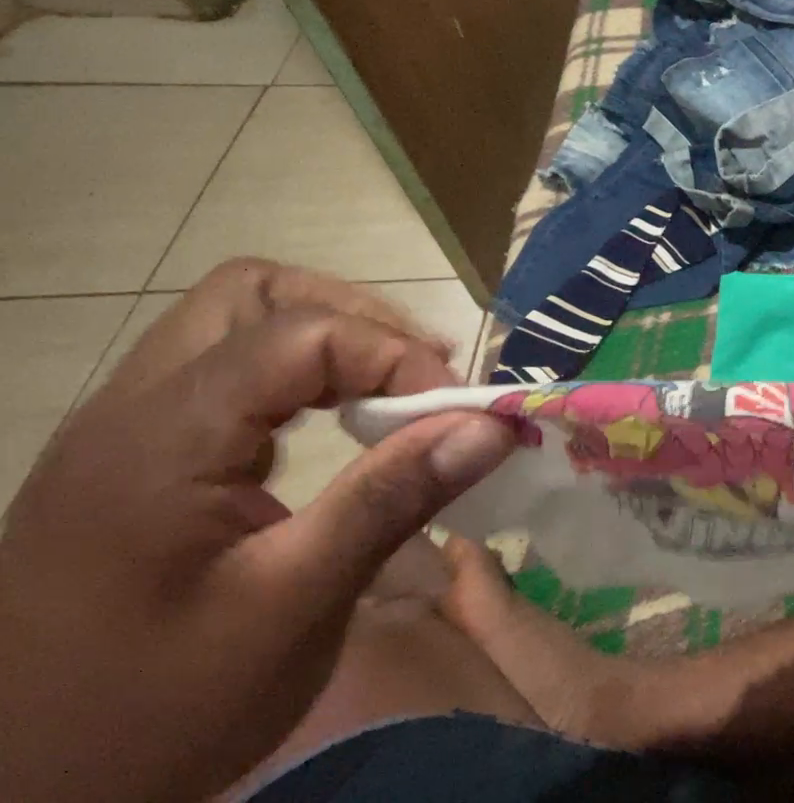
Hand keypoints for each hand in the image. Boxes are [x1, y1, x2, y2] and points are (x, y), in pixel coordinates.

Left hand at [0, 259, 517, 801]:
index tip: (458, 417)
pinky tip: (345, 432)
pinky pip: (231, 374)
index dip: (395, 355)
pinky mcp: (141, 463)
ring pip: (238, 324)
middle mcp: (133, 413)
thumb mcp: (292, 609)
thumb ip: (392, 500)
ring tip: (397, 398)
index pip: (298, 333)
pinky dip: (305, 379)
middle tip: (424, 382)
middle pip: (253, 294)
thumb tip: (494, 425)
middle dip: (359, 319)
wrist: (27, 794)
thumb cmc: (158, 707)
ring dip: (333, 342)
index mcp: (159, 443)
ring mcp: (129, 434)